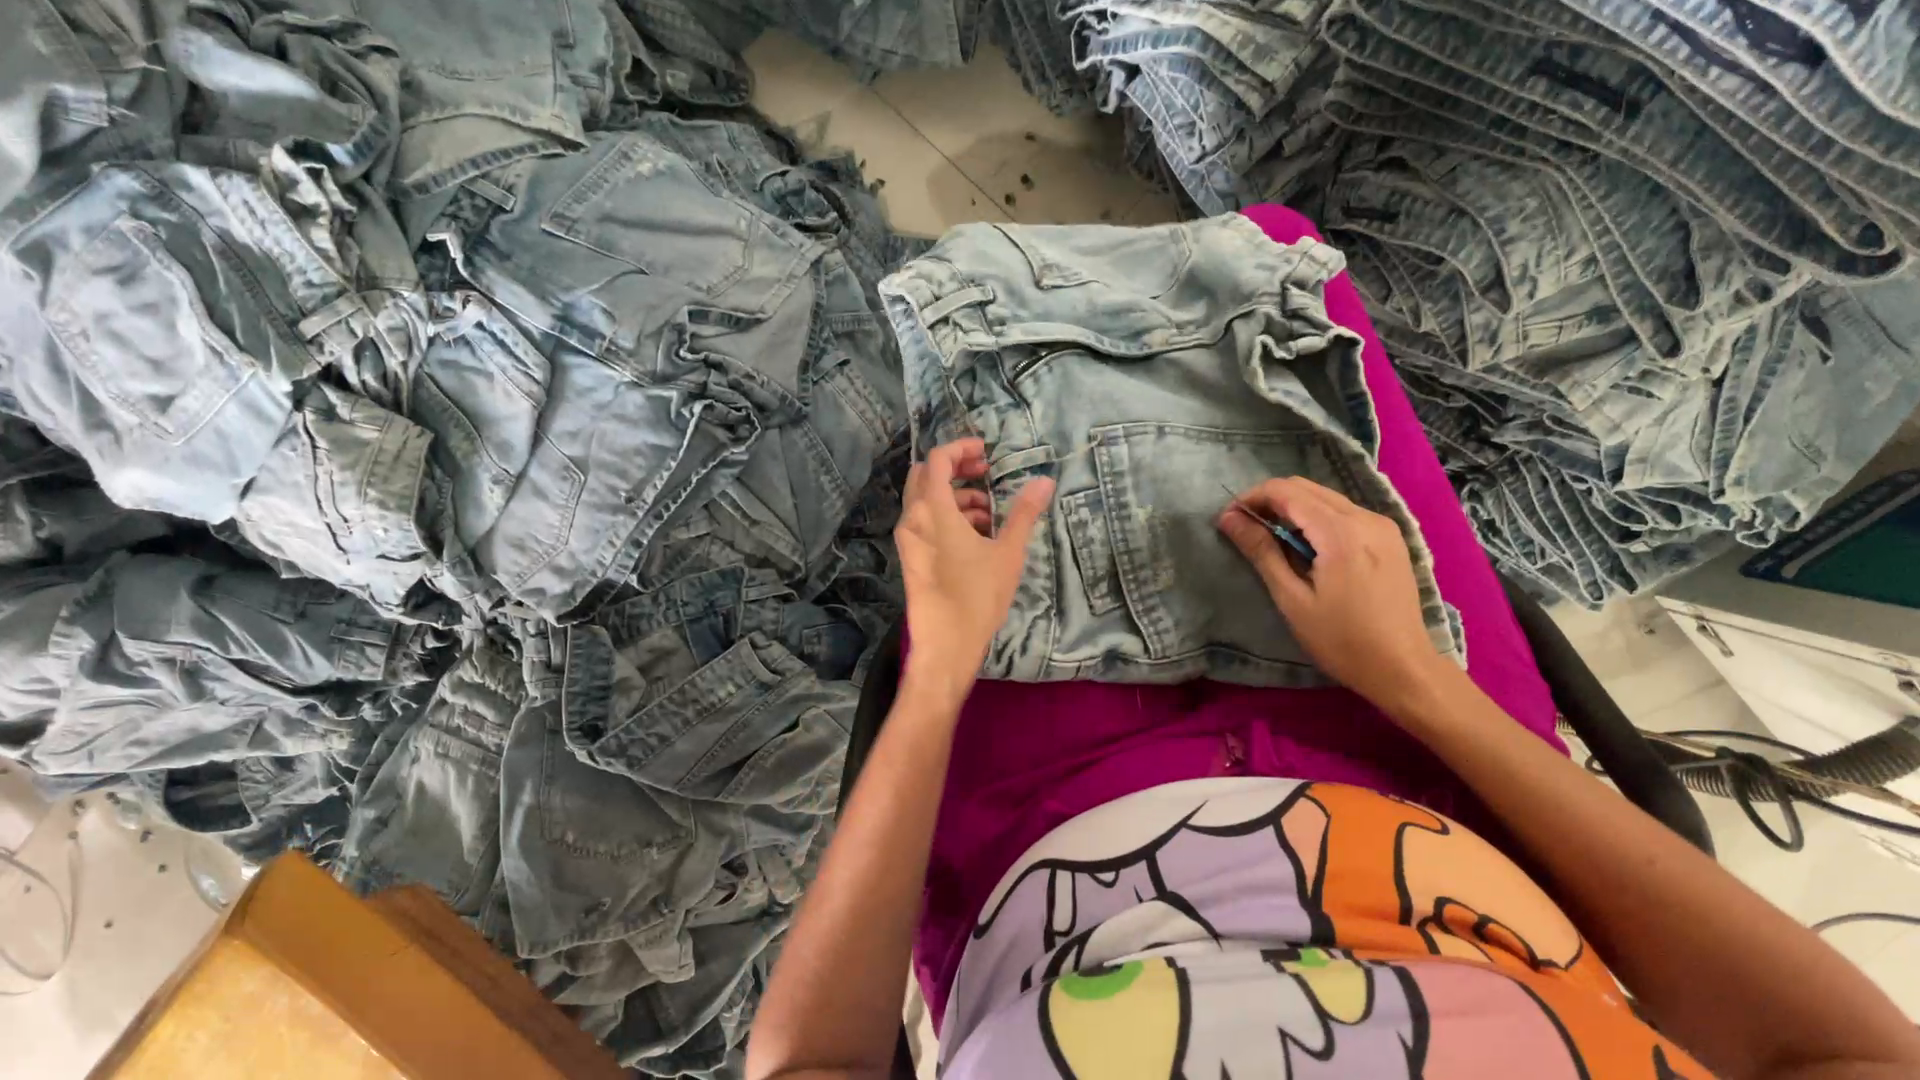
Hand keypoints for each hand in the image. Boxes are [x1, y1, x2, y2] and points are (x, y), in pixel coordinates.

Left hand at [895, 438, 1054, 703]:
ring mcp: (908, 540)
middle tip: (986, 474)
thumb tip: (1044, 481)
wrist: (946, 645)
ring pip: (925, 501)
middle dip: (956, 469)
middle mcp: (913, 519)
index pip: (937, 460)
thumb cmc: (978, 597)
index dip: (961, 448)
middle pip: (925, 476)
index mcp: (933, 511)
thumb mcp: (1008, 553)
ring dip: (955, 496)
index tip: (986, 451)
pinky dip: (947, 517)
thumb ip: (1024, 513)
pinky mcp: (910, 558)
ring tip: (990, 512)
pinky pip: (925, 522)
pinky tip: (976, 535)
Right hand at [1217, 476, 1449, 708]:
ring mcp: (1382, 525)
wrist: (1402, 667)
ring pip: (1326, 497)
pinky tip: (1308, 548)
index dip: (1252, 498)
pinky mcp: (1390, 537)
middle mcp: (1365, 517)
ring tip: (1273, 540)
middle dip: (1270, 501)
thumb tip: (1229, 518)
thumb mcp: (1292, 599)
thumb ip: (1261, 551)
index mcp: (1340, 532)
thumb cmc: (1341, 640)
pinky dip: (1318, 518)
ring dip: (1294, 509)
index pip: (1286, 492)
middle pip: (1306, 488)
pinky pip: (1345, 512)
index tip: (1229, 520)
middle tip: (1247, 530)